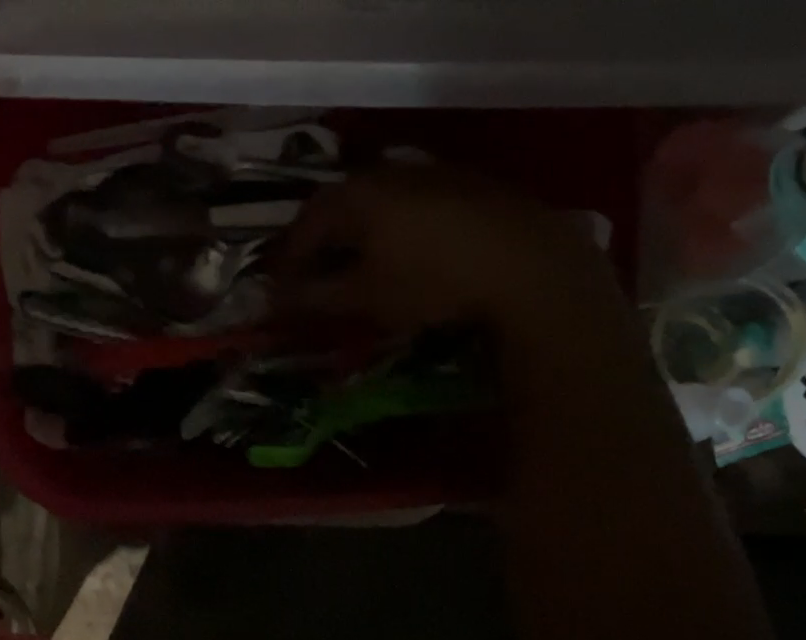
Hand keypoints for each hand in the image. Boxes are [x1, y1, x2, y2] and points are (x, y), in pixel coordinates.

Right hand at [272, 164, 631, 347]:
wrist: (531, 268)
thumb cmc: (432, 283)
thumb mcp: (363, 297)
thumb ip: (313, 296)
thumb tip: (274, 300)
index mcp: (359, 193)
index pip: (306, 223)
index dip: (288, 259)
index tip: (278, 289)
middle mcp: (394, 172)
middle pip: (343, 206)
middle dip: (323, 243)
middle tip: (313, 276)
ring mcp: (438, 174)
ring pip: (382, 203)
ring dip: (362, 235)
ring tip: (358, 268)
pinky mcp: (474, 188)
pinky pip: (418, 206)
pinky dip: (399, 231)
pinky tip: (408, 258)